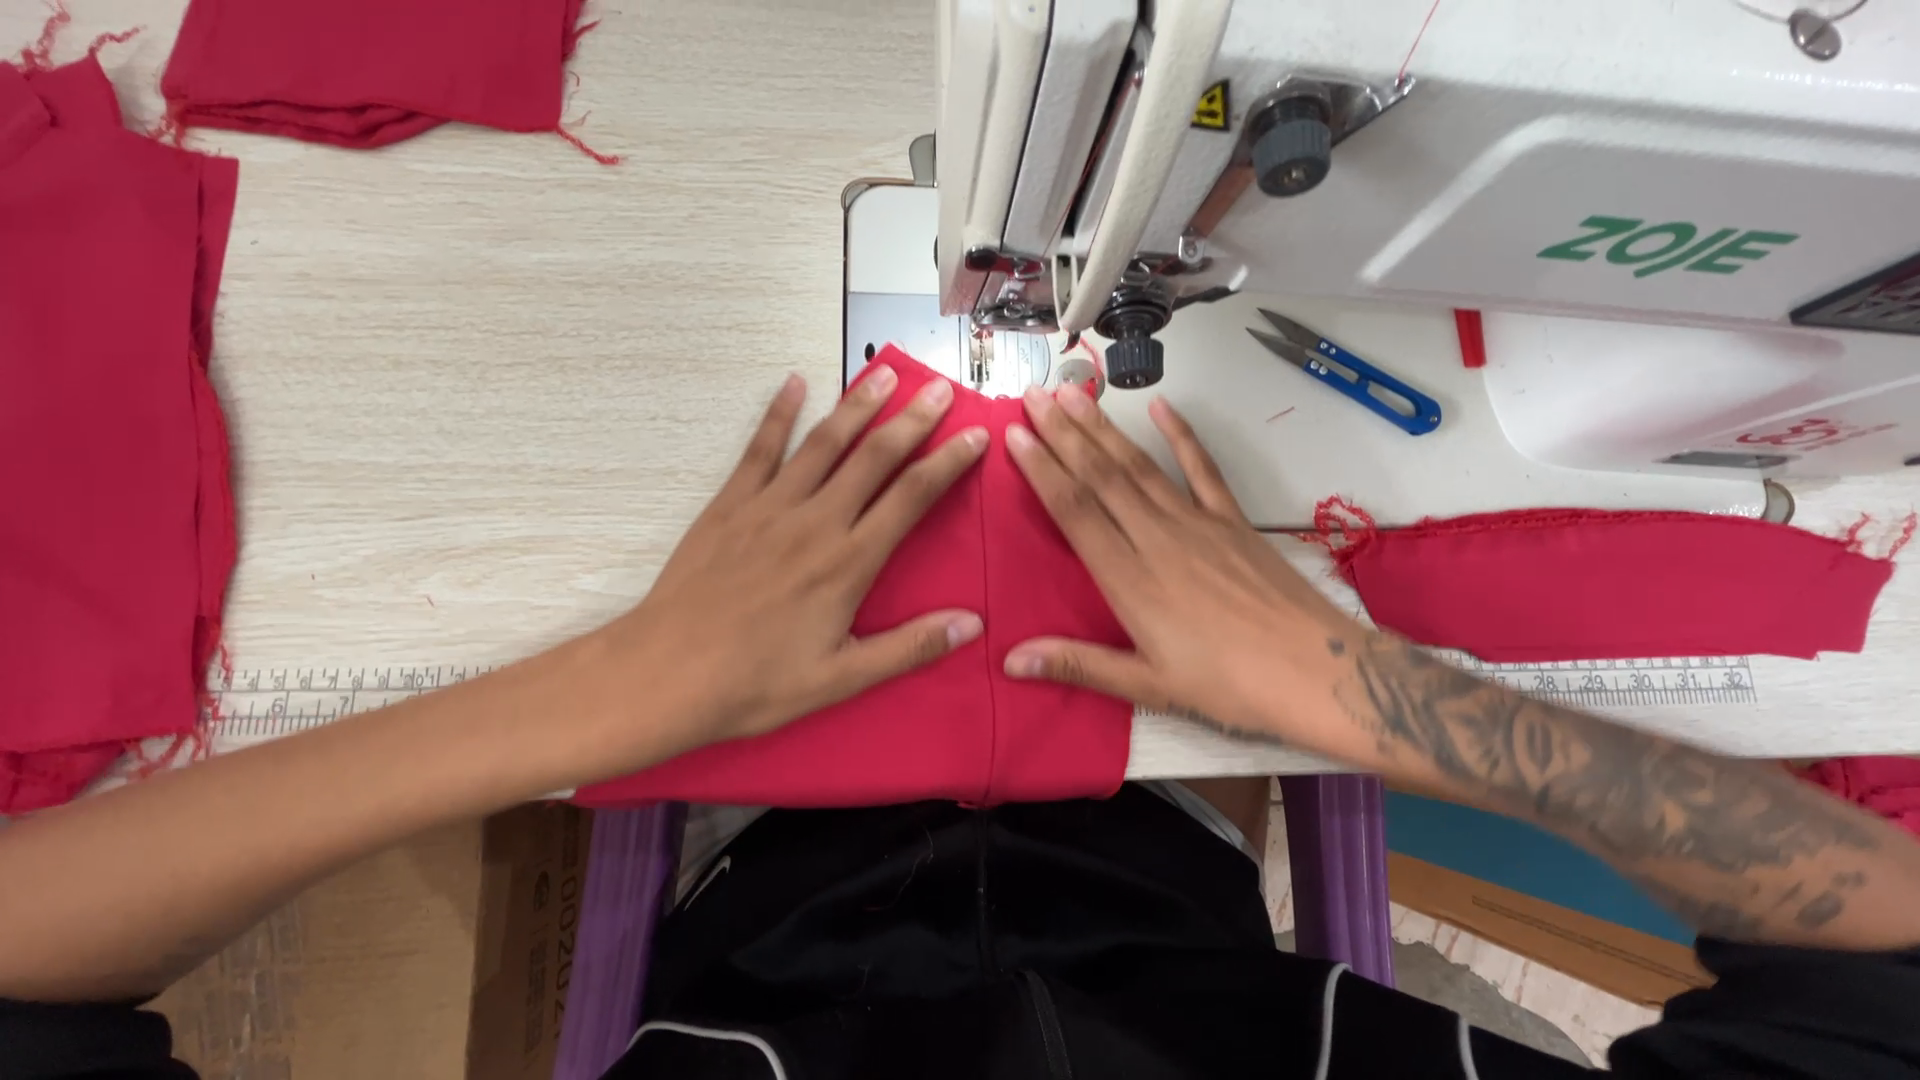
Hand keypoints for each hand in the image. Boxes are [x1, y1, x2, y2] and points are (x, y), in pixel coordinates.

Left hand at [594, 368, 987, 757]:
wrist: (667, 673)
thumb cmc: (757, 683)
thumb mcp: (842, 678)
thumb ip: (909, 647)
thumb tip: (971, 624)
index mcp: (849, 563)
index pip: (912, 498)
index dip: (949, 463)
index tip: (974, 436)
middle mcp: (816, 522)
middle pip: (875, 457)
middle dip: (912, 420)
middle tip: (940, 388)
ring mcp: (770, 506)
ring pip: (824, 443)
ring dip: (858, 404)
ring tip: (885, 372)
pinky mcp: (730, 504)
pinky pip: (760, 448)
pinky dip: (778, 413)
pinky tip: (793, 383)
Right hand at [1001, 382, 1371, 757]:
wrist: (1314, 671)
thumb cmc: (1226, 685)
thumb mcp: (1147, 686)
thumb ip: (1078, 664)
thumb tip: (1010, 661)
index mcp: (1129, 578)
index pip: (1074, 510)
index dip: (1042, 470)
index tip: (1016, 435)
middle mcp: (1157, 537)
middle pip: (1101, 475)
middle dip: (1063, 432)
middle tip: (1033, 395)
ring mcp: (1197, 522)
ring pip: (1139, 465)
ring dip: (1103, 427)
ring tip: (1074, 393)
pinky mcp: (1232, 520)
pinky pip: (1202, 468)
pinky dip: (1181, 434)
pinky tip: (1161, 406)